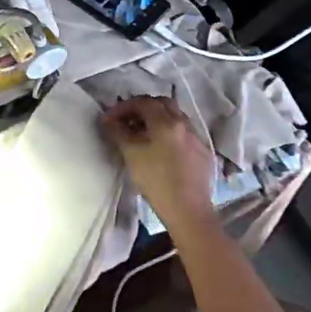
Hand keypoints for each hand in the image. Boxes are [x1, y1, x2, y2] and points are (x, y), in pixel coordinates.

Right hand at [101, 96, 216, 220]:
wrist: (187, 209)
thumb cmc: (155, 179)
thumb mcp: (130, 153)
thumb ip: (117, 131)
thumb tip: (107, 119)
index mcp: (166, 122)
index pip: (143, 102)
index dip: (123, 107)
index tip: (110, 118)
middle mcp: (184, 124)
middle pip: (163, 104)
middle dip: (143, 108)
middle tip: (128, 121)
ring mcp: (197, 138)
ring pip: (175, 118)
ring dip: (158, 119)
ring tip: (143, 134)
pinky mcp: (203, 153)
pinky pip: (184, 133)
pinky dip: (170, 133)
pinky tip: (162, 148)